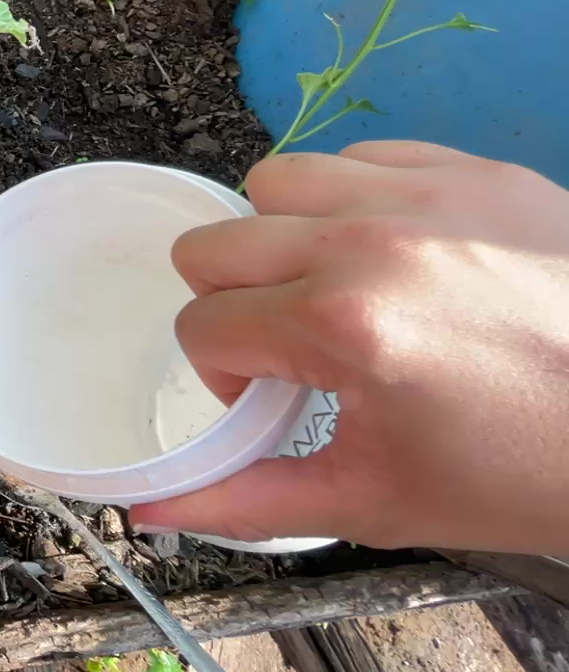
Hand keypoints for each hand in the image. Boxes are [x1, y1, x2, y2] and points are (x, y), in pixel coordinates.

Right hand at [131, 141, 568, 554]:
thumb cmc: (542, 471)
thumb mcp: (382, 501)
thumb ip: (244, 501)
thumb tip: (142, 512)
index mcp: (341, 325)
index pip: (200, 328)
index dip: (228, 375)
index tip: (286, 400)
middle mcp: (363, 244)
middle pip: (206, 249)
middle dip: (233, 304)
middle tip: (297, 344)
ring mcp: (422, 196)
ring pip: (266, 185)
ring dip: (278, 237)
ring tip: (335, 282)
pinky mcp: (474, 170)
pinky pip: (352, 159)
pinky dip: (347, 200)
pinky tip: (393, 250)